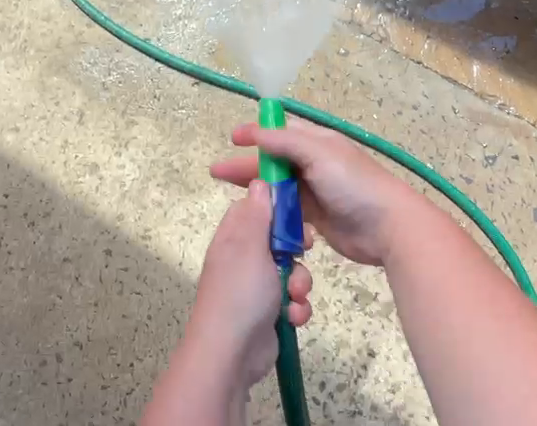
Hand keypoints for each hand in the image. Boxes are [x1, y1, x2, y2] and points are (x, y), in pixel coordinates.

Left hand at [187, 181, 313, 389]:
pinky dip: (296, 307)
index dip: (278, 208)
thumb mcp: (250, 245)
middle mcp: (243, 257)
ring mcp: (256, 286)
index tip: (297, 213)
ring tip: (295, 295)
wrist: (231, 353)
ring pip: (290, 271)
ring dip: (299, 283)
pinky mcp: (269, 312)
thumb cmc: (240, 292)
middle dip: (296, 250)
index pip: (257, 208)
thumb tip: (259, 181)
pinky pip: (291, 300)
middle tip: (305, 251)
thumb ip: (258, 213)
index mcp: (234, 236)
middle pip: (278, 239)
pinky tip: (293, 317)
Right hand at [211, 119, 428, 267]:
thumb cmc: (353, 184)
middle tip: (217, 172)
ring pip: (277, 186)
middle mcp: (314, 163)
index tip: (232, 139)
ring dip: (255, 188)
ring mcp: (315, 191)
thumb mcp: (318, 154)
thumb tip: (254, 132)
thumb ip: (284, 142)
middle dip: (246, 164)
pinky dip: (270, 210)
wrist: (388, 227)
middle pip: (273, 161)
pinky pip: (286, 210)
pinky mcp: (316, 218)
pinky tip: (255, 216)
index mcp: (316, 142)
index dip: (256, 133)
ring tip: (230, 195)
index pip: (280, 131)